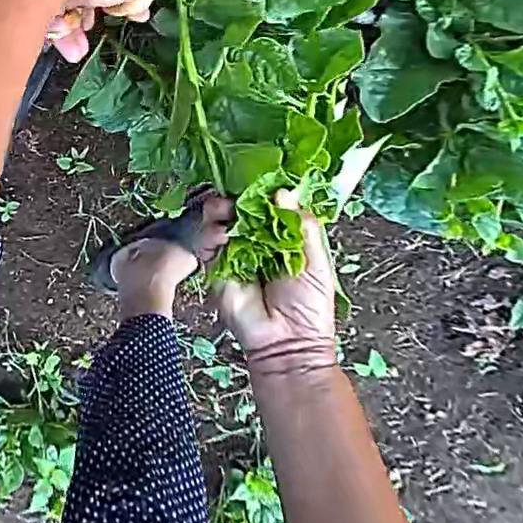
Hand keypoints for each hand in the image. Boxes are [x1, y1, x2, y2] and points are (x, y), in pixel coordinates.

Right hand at [215, 191, 337, 377]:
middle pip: (237, 206)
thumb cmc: (308, 306)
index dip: (260, 190)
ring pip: (217, 219)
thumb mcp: (316, 259)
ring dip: (220, 209)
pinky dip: (211, 233)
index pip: (264, 203)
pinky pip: (206, 243)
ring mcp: (232, 252)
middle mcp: (253, 240)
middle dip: (236, 195)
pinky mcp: (215, 268)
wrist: (290, 344)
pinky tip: (223, 234)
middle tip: (240, 193)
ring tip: (228, 210)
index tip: (259, 178)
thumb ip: (302, 224)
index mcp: (278, 235)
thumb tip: (283, 192)